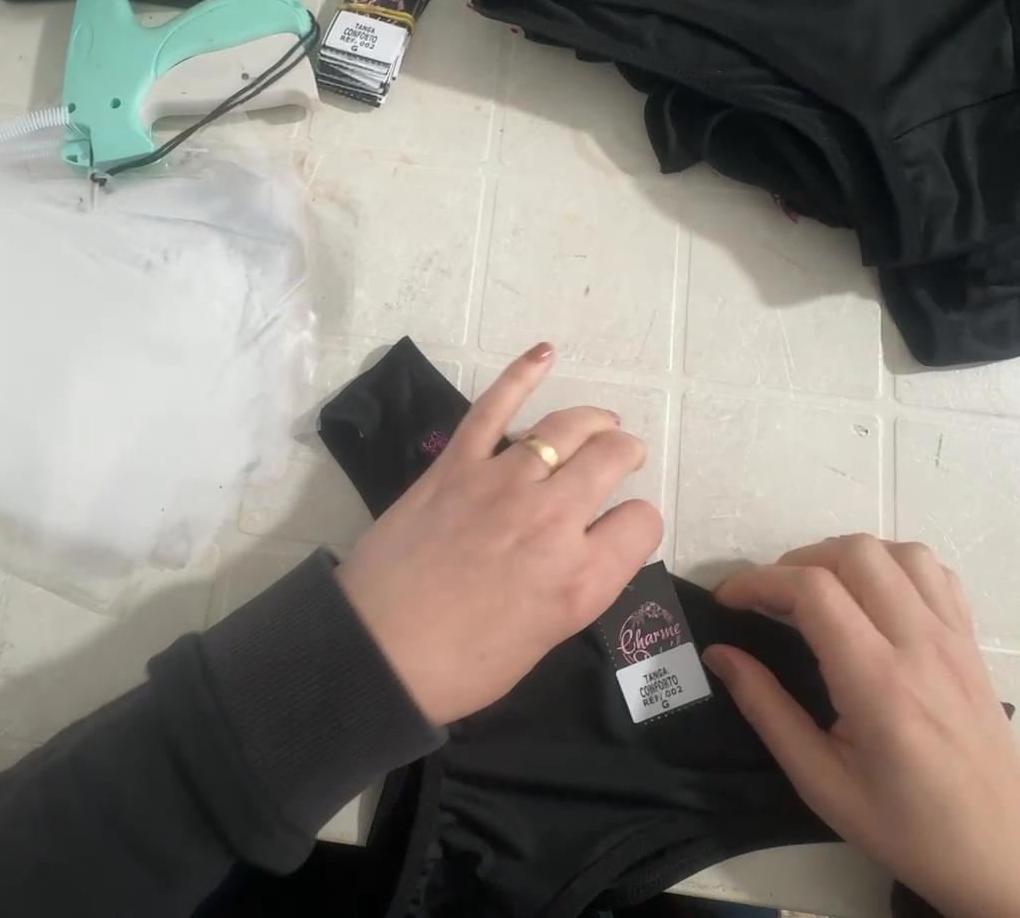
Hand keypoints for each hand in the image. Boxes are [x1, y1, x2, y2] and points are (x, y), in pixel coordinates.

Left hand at [337, 342, 663, 724]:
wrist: (375, 650)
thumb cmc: (460, 665)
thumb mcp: (543, 640)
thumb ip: (575, 586)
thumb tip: (586, 548)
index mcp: (581, 578)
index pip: (643, 522)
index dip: (637, 522)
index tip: (621, 526)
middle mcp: (552, 521)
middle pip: (612, 458)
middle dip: (624, 453)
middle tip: (618, 457)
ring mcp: (502, 483)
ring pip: (565, 428)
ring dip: (591, 420)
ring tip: (599, 422)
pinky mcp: (456, 463)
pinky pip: (495, 406)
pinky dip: (521, 373)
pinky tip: (545, 354)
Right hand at [701, 536, 1019, 917]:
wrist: (1009, 861)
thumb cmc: (908, 827)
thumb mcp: (820, 782)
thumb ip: (765, 708)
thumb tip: (719, 654)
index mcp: (879, 683)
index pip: (812, 590)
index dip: (757, 581)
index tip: (728, 601)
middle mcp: (920, 645)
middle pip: (853, 553)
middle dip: (796, 562)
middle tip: (771, 601)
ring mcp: (953, 638)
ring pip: (895, 551)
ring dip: (844, 558)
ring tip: (818, 594)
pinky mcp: (970, 641)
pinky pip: (933, 571)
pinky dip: (891, 566)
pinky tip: (870, 598)